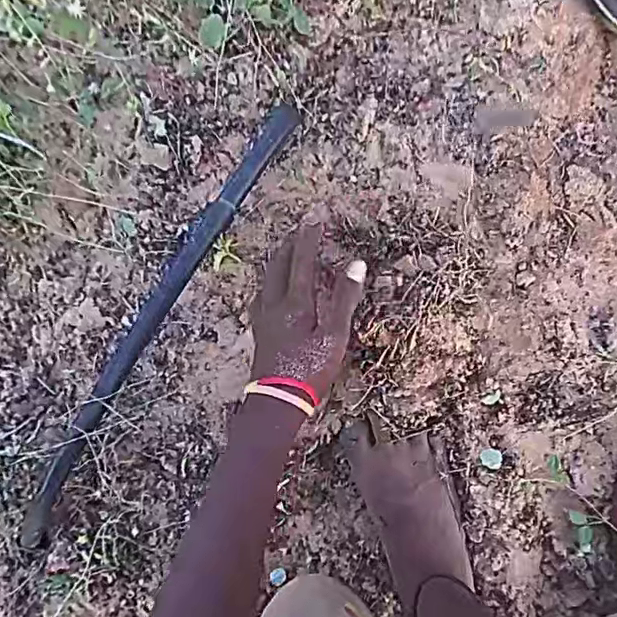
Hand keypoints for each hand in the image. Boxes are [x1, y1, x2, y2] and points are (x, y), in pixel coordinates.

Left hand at [250, 222, 366, 400]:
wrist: (277, 400)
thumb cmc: (310, 370)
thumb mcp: (335, 336)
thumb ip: (344, 299)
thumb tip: (356, 265)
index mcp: (294, 303)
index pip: (302, 260)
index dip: (310, 237)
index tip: (316, 216)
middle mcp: (274, 304)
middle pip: (279, 264)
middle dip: (290, 244)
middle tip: (300, 229)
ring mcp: (263, 318)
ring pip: (267, 279)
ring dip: (278, 260)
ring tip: (286, 251)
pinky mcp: (259, 330)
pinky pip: (262, 295)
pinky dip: (270, 281)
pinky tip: (271, 289)